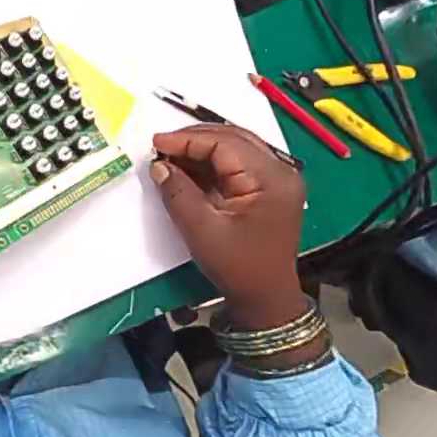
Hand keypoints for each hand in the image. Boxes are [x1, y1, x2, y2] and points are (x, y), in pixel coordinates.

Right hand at [151, 124, 307, 329]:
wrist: (265, 297)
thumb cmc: (238, 267)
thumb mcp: (202, 230)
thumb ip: (178, 193)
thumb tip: (159, 165)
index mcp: (271, 179)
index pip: (226, 144)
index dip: (188, 139)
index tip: (156, 143)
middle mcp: (280, 172)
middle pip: (233, 138)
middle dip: (194, 138)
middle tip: (160, 146)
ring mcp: (277, 179)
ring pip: (235, 148)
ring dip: (201, 148)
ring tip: (170, 154)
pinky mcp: (268, 188)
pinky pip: (237, 164)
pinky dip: (210, 162)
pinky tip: (187, 166)